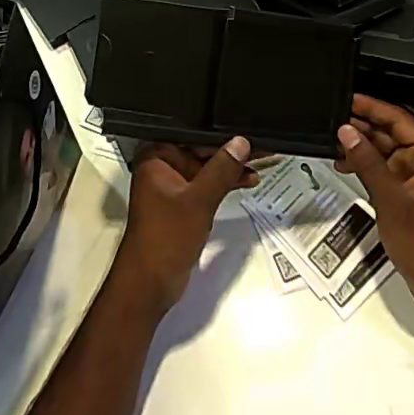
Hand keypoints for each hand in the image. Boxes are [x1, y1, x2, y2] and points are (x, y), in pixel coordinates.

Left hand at [111, 138, 255, 313]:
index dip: (223, 135)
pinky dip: (223, 184)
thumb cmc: (166, 236)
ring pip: (206, 168)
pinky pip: (205, 185)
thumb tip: (240, 142)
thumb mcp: (199, 200)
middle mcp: (161, 165)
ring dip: (230, 168)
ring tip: (262, 161)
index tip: (250, 132)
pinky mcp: (180, 202)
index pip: (194, 136)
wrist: (151, 282)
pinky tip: (246, 180)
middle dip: (230, 151)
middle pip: (200, 151)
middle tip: (262, 147)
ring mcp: (171, 184)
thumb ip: (222, 169)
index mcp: (156, 155)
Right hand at [336, 95, 413, 338]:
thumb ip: (367, 162)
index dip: (371, 106)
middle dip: (362, 127)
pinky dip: (365, 166)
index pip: (399, 118)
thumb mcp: (393, 201)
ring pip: (386, 150)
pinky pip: (384, 170)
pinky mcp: (410, 195)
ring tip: (332, 142)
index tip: (345, 98)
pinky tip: (344, 165)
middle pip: (391, 132)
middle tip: (331, 120)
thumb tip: (346, 131)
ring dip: (361, 147)